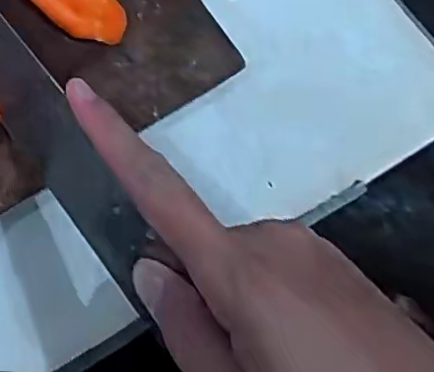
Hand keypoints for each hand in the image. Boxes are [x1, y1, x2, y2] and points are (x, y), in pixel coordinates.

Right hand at [67, 78, 433, 371]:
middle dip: (204, 292)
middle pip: (206, 250)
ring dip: (246, 305)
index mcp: (242, 271)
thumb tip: (153, 270)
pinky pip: (290, 277)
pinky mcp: (354, 275)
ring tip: (285, 368)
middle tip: (235, 361)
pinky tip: (321, 363)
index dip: (112, 138)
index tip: (79, 90)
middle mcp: (277, 242)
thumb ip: (187, 331)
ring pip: (248, 266)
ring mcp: (321, 254)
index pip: (157, 190)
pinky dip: (283, 309)